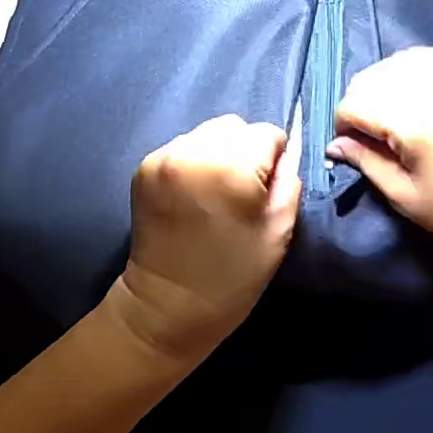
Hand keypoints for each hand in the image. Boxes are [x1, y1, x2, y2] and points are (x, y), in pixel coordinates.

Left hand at [104, 115, 301, 363]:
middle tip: (242, 189)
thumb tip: (285, 153)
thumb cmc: (232, 276)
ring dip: (218, 152)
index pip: (266, 133)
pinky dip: (193, 161)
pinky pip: (182, 147)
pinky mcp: (144, 168)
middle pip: (233, 125)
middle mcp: (192, 152)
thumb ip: (287, 182)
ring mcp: (163, 158)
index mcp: (230, 168)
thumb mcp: (278, 232)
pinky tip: (193, 194)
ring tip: (215, 192)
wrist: (167, 306)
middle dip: (245, 150)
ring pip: (206, 132)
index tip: (266, 189)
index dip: (273, 158)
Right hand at [326, 46, 432, 282]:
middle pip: (371, 77)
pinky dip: (413, 72)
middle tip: (368, 135)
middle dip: (359, 103)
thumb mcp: (406, 197)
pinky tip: (416, 98)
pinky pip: (431, 59)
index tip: (351, 147)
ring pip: (398, 60)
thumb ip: (366, 162)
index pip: (354, 103)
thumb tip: (337, 145)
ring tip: (391, 115)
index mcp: (414, 121)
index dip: (343, 126)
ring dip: (383, 84)